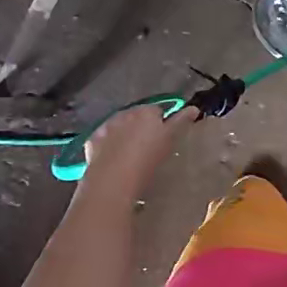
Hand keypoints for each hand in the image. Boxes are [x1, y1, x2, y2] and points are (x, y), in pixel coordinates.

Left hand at [83, 103, 197, 190]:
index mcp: (146, 111)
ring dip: (124, 135)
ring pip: (119, 127)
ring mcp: (106, 126)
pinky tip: (114, 160)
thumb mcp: (170, 139)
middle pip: (136, 117)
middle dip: (142, 128)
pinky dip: (109, 146)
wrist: (114, 177)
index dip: (162, 123)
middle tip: (149, 148)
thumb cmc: (148, 158)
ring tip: (131, 156)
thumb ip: (181, 121)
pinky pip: (104, 140)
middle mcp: (125, 113)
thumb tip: (194, 109)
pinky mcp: (92, 141)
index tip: (165, 138)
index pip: (158, 110)